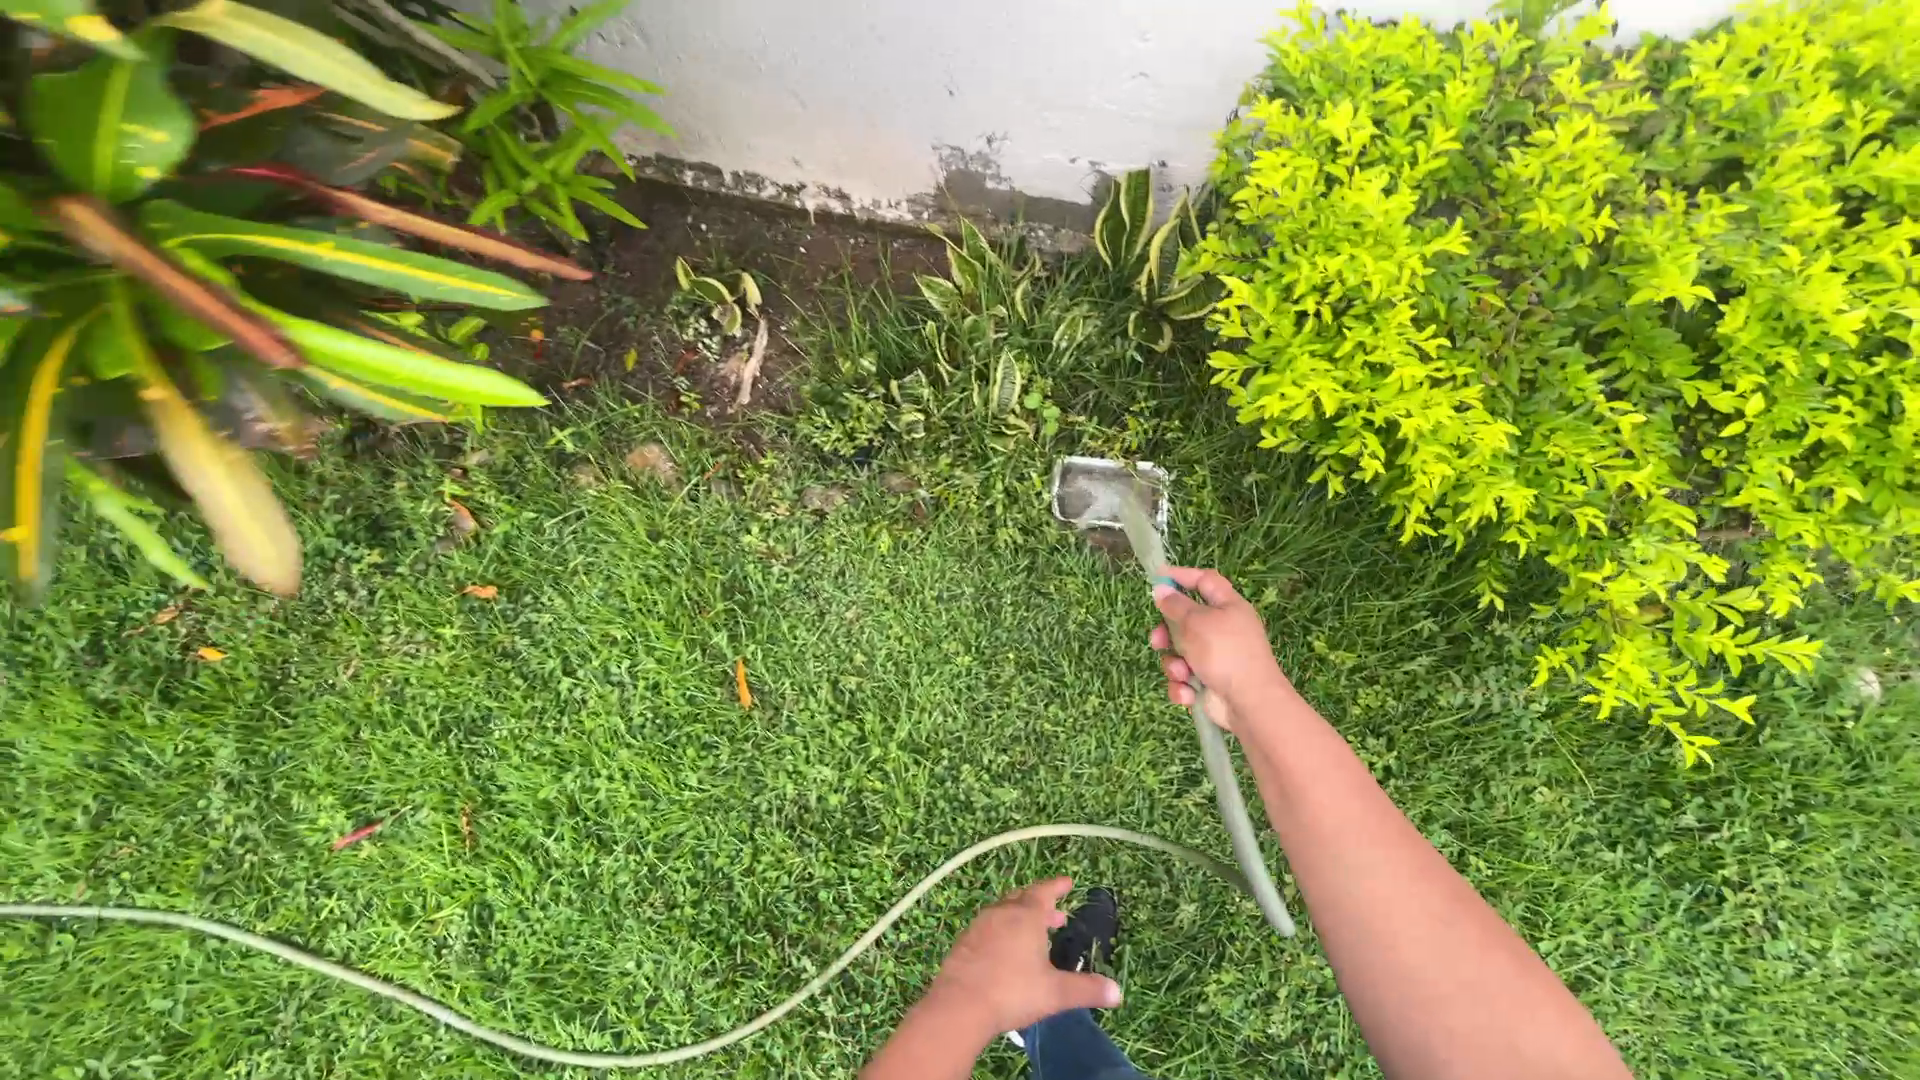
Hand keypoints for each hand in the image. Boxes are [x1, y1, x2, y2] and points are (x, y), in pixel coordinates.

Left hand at [922, 877, 1121, 1038]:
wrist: (960, 1004)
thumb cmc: (1013, 992)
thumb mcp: (1056, 993)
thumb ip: (1087, 989)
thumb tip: (1117, 992)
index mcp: (1026, 916)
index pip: (1044, 892)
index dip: (1057, 886)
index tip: (1068, 881)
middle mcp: (1002, 913)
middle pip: (1023, 898)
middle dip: (1041, 904)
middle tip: (1056, 915)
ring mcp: (980, 926)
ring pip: (1004, 911)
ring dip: (1020, 917)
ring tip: (1032, 934)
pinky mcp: (965, 942)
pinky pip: (988, 928)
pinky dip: (1002, 931)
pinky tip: (1005, 951)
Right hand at [1149, 566, 1288, 730]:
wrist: (1249, 702)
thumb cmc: (1224, 653)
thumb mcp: (1196, 622)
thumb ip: (1175, 605)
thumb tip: (1161, 590)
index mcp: (1228, 607)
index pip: (1204, 581)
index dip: (1181, 576)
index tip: (1157, 577)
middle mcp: (1223, 629)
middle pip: (1186, 620)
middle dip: (1167, 633)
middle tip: (1157, 640)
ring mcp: (1216, 657)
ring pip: (1180, 652)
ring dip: (1174, 664)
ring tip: (1181, 673)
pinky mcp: (1209, 681)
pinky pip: (1185, 676)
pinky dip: (1183, 684)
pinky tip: (1188, 692)